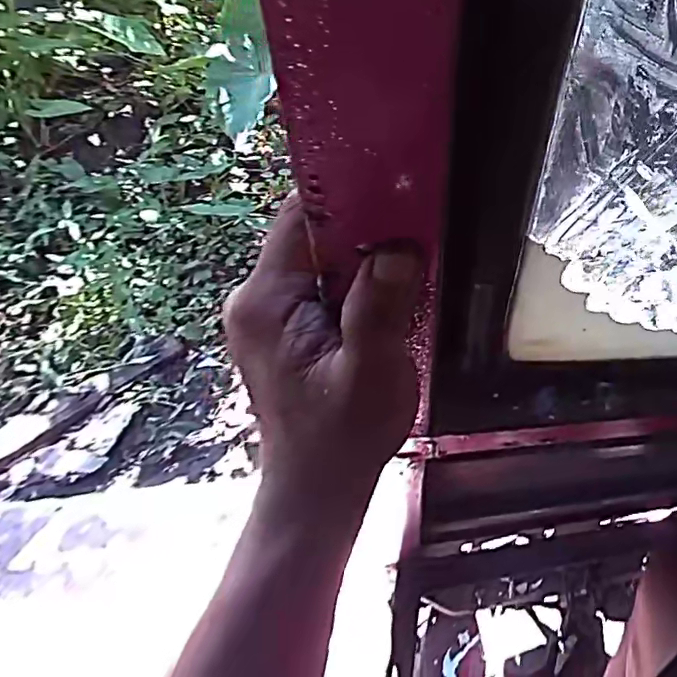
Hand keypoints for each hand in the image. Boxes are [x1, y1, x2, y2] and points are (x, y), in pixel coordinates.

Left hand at [221, 194, 422, 507]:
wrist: (319, 487)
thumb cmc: (342, 436)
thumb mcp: (370, 371)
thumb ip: (379, 307)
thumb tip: (400, 247)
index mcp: (265, 301)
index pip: (301, 216)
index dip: (350, 194)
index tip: (399, 188)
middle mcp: (260, 297)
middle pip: (318, 230)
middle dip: (370, 227)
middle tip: (417, 232)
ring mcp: (274, 310)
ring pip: (330, 252)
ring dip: (372, 253)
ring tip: (411, 263)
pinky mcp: (293, 322)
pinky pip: (333, 276)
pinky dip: (367, 275)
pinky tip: (395, 290)